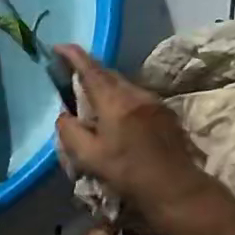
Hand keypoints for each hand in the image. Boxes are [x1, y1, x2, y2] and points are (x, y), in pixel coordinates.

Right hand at [53, 45, 218, 227]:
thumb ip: (69, 131)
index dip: (72, 55)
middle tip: (69, 75)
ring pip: (122, 85)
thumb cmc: (128, 173)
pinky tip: (115, 117)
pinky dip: (119, 99)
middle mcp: (135, 94)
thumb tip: (63, 115)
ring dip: (104, 87)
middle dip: (87, 70)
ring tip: (90, 99)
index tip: (57, 46)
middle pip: (107, 73)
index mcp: (114, 102)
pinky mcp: (164, 112)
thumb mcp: (87, 157)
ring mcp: (154, 101)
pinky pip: (135, 96)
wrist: (176, 188)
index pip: (90, 69)